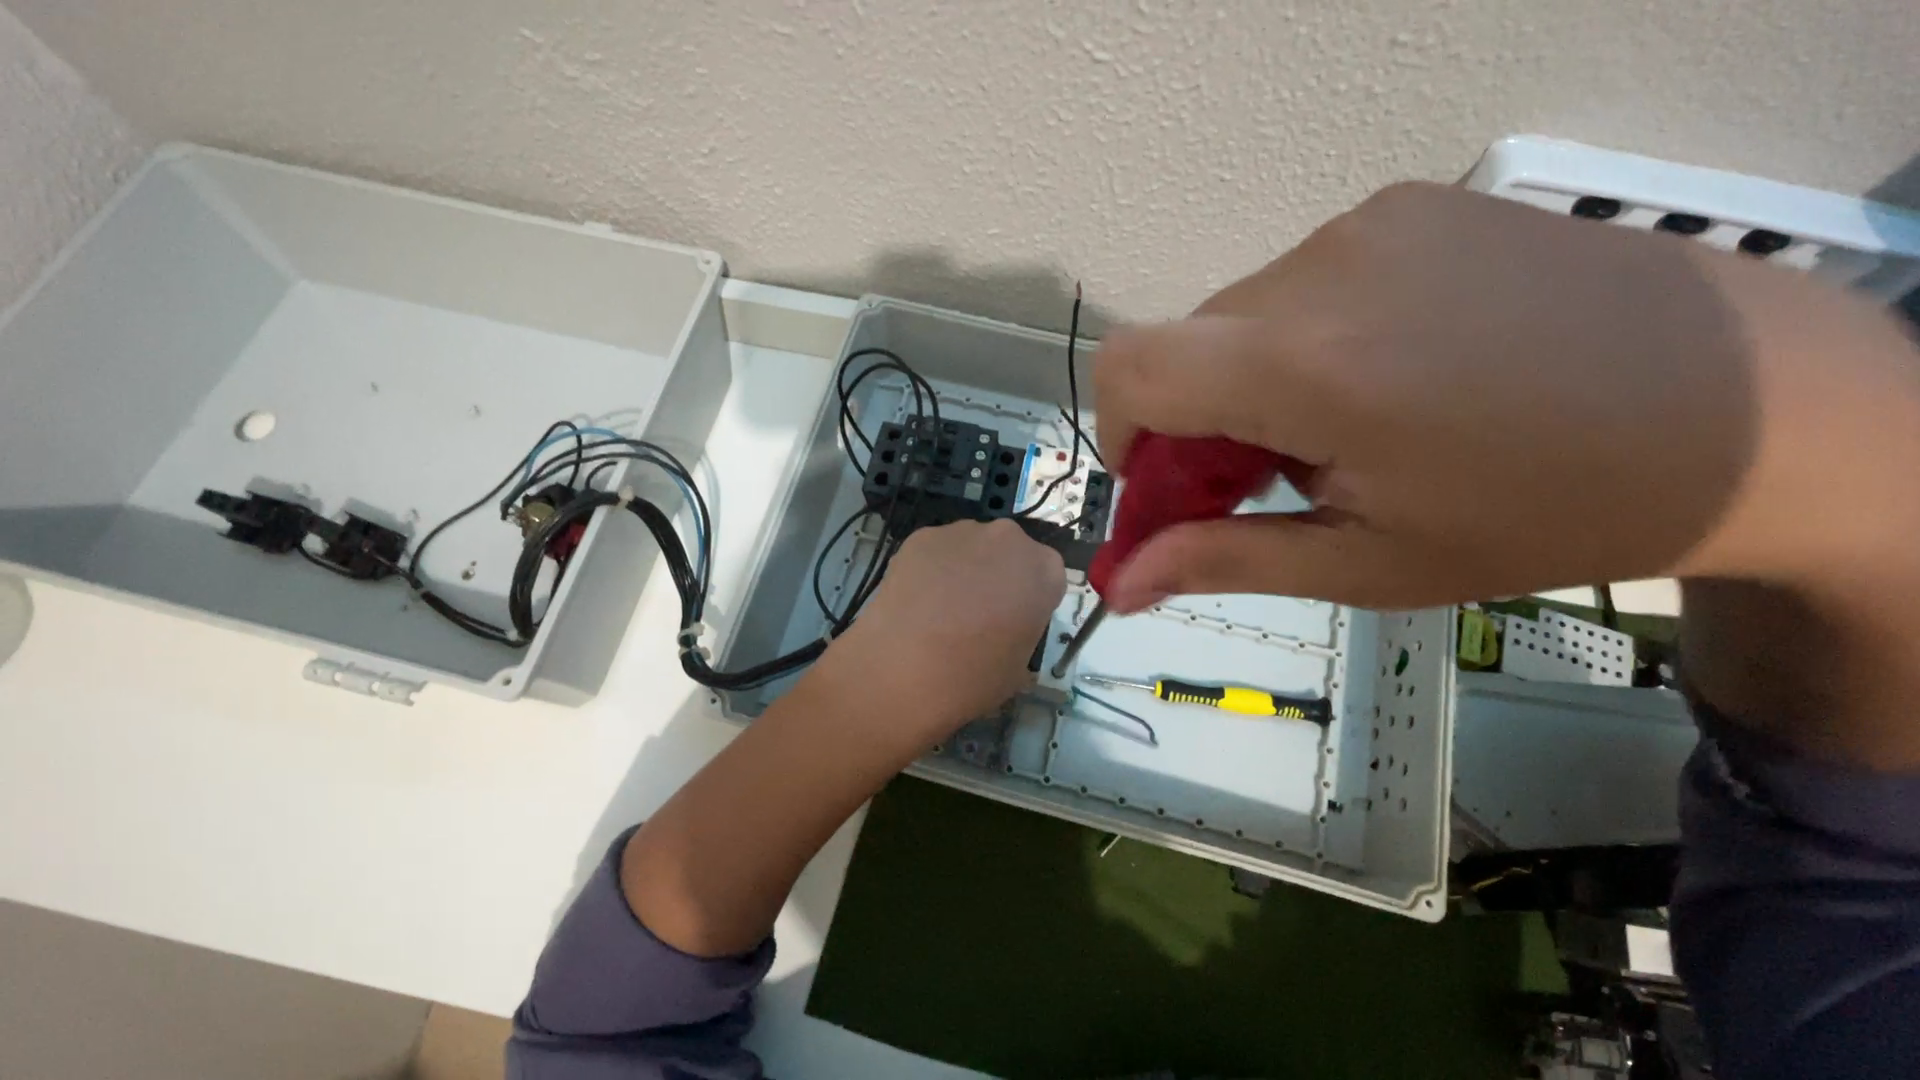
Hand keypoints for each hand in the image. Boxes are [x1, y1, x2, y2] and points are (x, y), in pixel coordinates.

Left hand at [822, 519, 1064, 740]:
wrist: (905, 669)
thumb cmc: (974, 676)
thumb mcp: (1019, 668)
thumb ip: (1021, 633)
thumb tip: (1005, 631)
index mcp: (1044, 571)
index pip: (1047, 576)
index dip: (1029, 598)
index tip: (1013, 621)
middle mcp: (1009, 540)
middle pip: (1009, 553)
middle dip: (997, 575)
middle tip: (977, 614)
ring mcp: (962, 532)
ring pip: (970, 548)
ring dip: (963, 569)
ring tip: (940, 610)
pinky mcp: (921, 536)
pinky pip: (935, 551)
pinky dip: (930, 569)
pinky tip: (916, 602)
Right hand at [1092, 181, 1919, 613]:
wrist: (1756, 407)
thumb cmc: (1548, 512)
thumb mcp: (1372, 562)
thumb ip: (1225, 561)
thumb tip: (1117, 588)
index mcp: (1307, 364)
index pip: (1131, 367)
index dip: (1120, 433)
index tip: (1167, 485)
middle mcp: (1323, 268)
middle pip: (1189, 346)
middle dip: (1200, 422)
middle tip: (1275, 483)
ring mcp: (1373, 222)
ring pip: (1245, 313)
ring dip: (1258, 378)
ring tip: (1355, 428)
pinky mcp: (1415, 205)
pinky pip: (1307, 278)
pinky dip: (1310, 334)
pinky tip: (1396, 373)